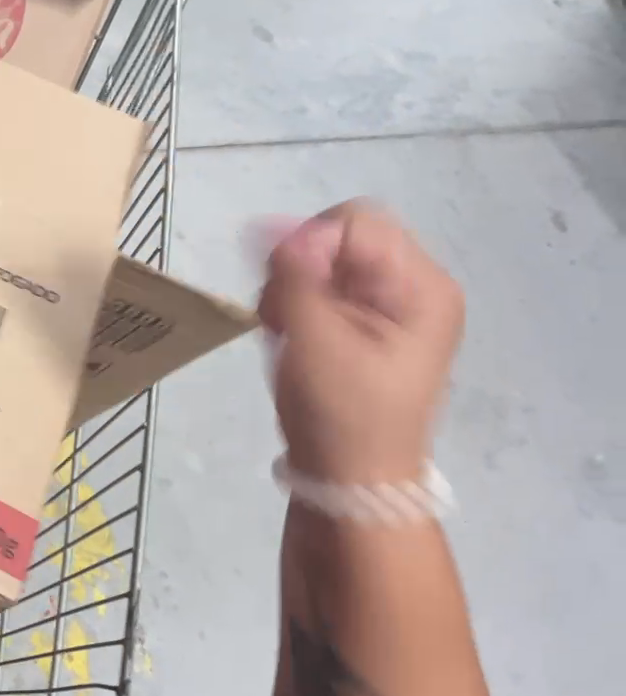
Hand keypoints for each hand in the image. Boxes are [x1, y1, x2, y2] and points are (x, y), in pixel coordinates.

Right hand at [258, 201, 462, 483]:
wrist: (351, 473)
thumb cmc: (341, 410)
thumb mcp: (317, 342)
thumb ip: (298, 280)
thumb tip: (274, 224)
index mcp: (419, 287)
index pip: (354, 222)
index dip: (306, 244)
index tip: (283, 289)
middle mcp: (411, 287)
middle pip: (336, 240)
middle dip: (293, 270)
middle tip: (280, 316)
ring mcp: (387, 307)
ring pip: (319, 264)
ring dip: (287, 290)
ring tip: (283, 331)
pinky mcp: (362, 324)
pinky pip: (317, 289)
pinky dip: (292, 305)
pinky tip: (289, 336)